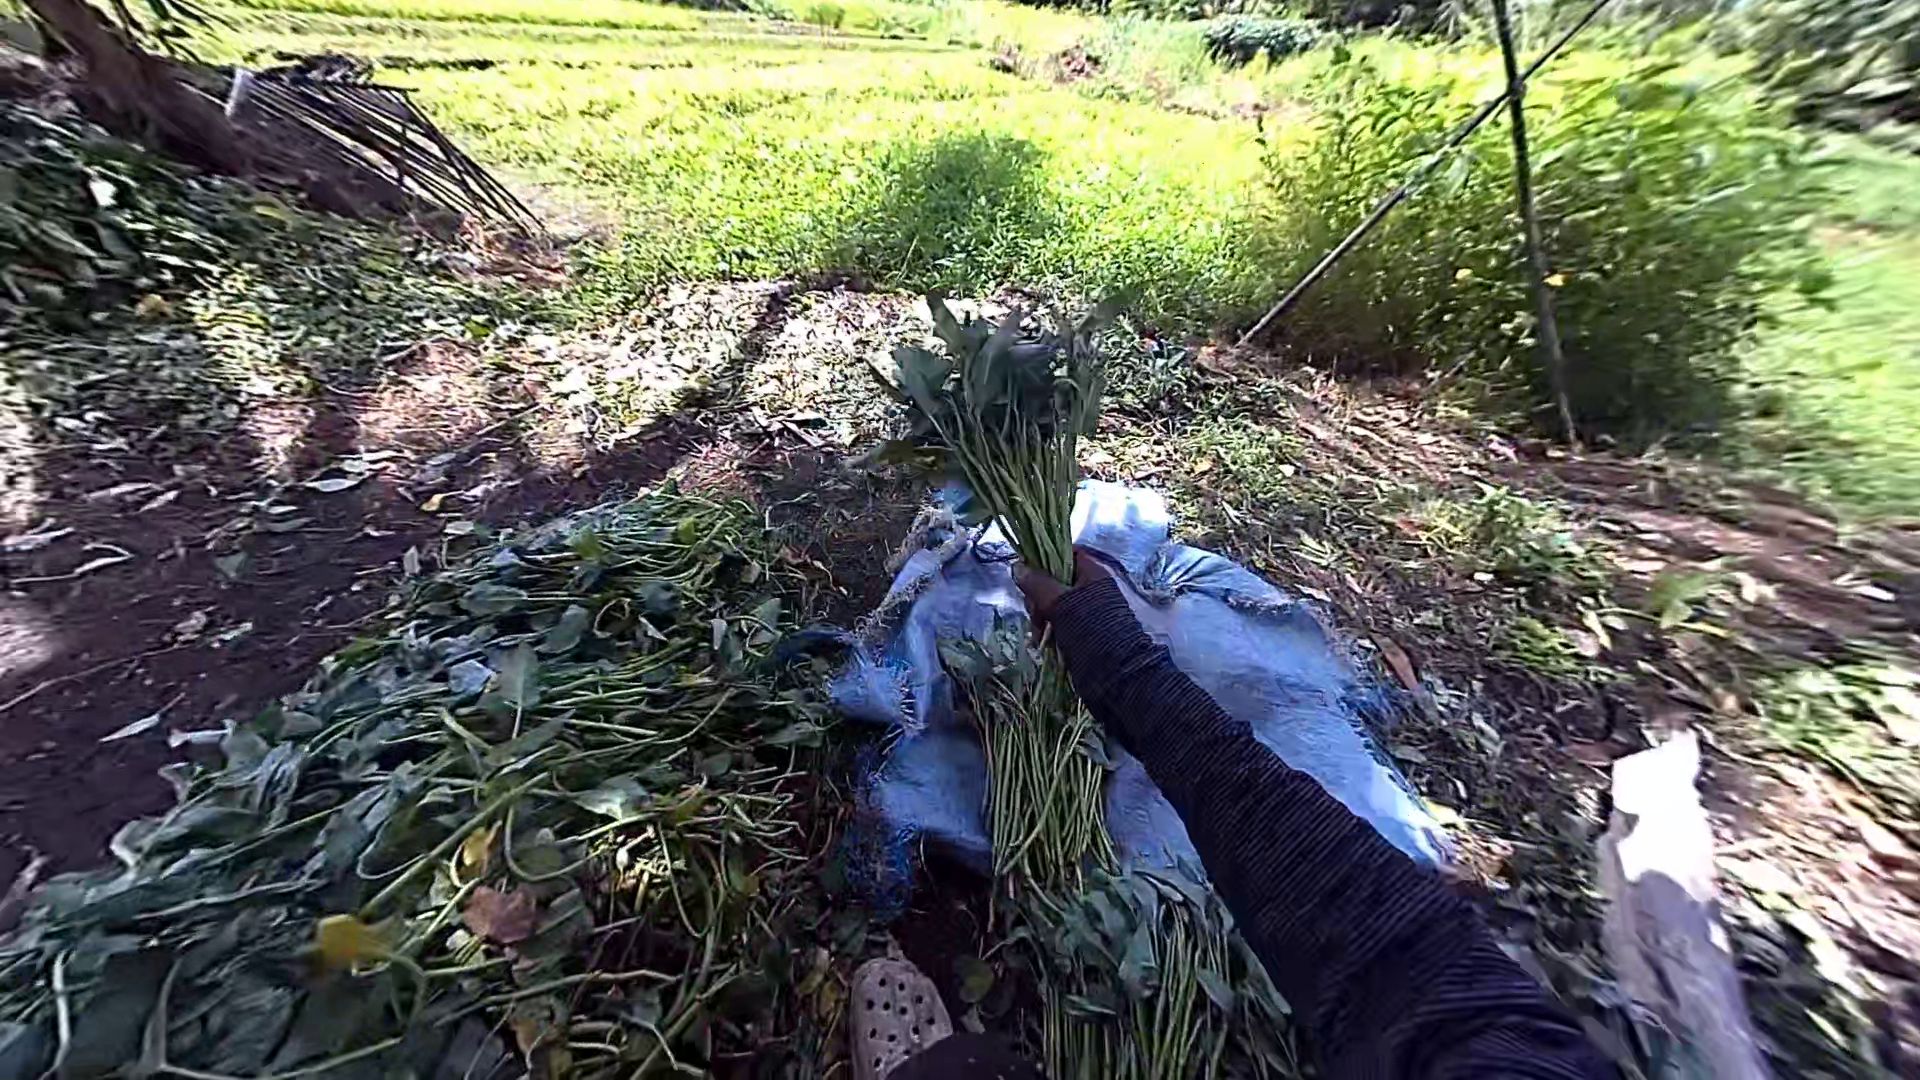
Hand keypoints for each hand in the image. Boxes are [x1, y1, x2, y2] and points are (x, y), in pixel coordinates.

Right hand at [1013, 547, 1111, 633]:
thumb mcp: (1060, 602)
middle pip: (1053, 579)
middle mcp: (1089, 586)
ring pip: (1052, 601)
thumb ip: (1037, 583)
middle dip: (1038, 596)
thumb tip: (1017, 566)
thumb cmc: (1091, 629)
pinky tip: (1041, 639)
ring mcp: (1085, 608)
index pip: (1062, 553)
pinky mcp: (1081, 627)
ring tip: (1039, 632)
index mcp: (1091, 571)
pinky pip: (1058, 619)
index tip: (1026, 575)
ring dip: (1040, 614)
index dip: (1042, 560)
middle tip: (1036, 612)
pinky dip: (1047, 626)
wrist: (1116, 672)